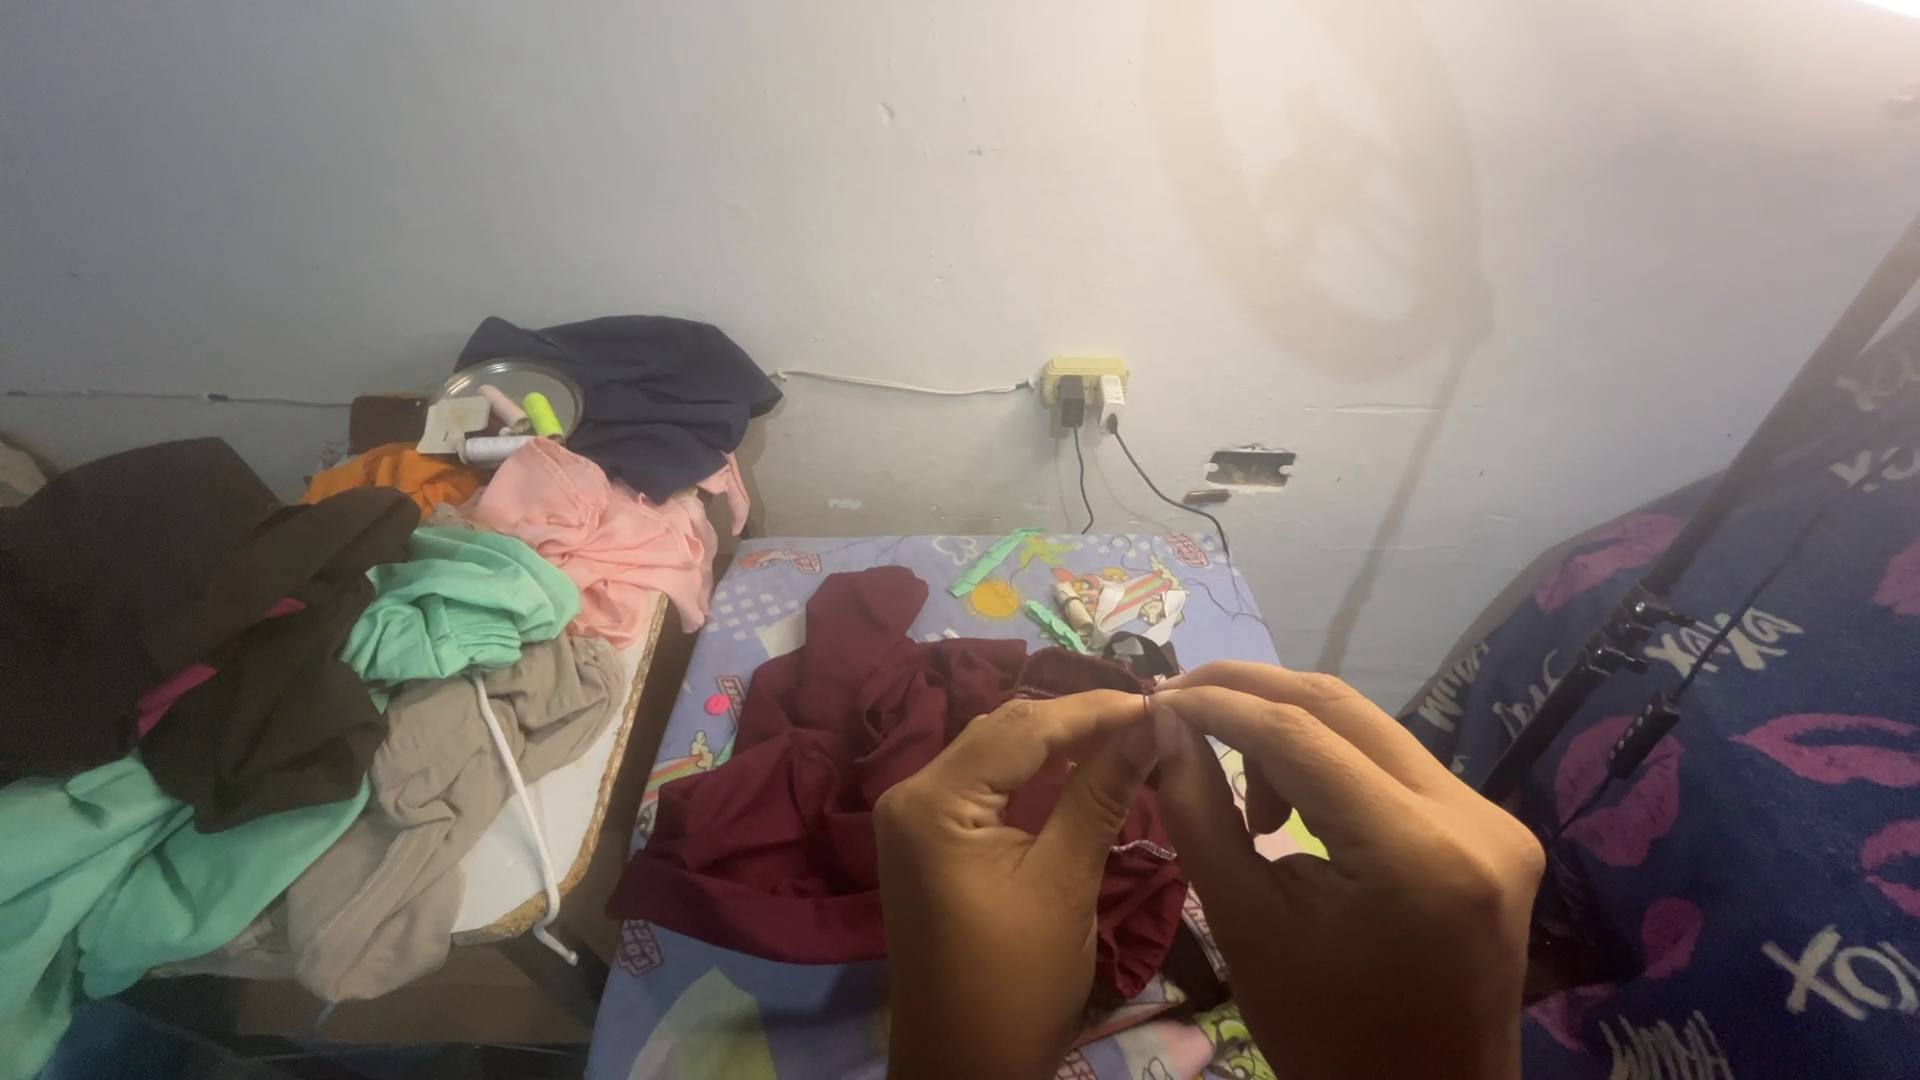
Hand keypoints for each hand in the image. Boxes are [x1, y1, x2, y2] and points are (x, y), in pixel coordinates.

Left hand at [875, 691, 1157, 1079]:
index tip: (1155, 702)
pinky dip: (1037, 773)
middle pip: (1005, 731)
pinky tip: (1082, 769)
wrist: (963, 1070)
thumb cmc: (1015, 988)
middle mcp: (914, 791)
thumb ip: (1102, 793)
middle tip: (1146, 719)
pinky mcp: (933, 833)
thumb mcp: (1064, 882)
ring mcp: (918, 812)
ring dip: (1060, 743)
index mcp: (934, 801)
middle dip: (1078, 722)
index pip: (1022, 727)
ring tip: (1125, 738)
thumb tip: (1151, 725)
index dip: (1093, 710)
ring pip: (997, 750)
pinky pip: (988, 782)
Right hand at [1151, 662, 1543, 1079]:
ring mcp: (1490, 820)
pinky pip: (1384, 760)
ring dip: (1283, 729)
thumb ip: (1196, 805)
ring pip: (1362, 725)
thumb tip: (1163, 722)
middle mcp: (1472, 819)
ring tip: (1243, 795)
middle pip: (1337, 706)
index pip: (1297, 733)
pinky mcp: (1486, 828)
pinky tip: (1289, 808)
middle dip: (1247, 690)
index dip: (1217, 704)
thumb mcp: (1239, 917)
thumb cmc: (1320, 1032)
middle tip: (1180, 700)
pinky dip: (1321, 759)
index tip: (1157, 699)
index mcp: (1414, 853)